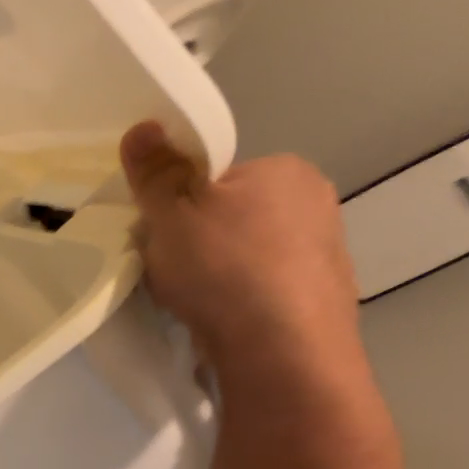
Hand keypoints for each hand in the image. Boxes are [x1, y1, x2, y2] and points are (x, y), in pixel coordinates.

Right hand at [120, 122, 363, 391]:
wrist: (280, 345)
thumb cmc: (223, 268)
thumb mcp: (172, 214)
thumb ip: (157, 173)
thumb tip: (144, 124)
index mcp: (283, 169)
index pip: (216, 178)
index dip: (177, 205)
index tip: (157, 235)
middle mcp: (314, 199)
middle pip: (232, 214)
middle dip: (200, 239)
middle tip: (167, 271)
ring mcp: (324, 248)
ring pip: (250, 252)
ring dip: (220, 271)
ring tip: (191, 300)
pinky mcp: (321, 293)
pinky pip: (265, 286)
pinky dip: (239, 298)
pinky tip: (219, 318)